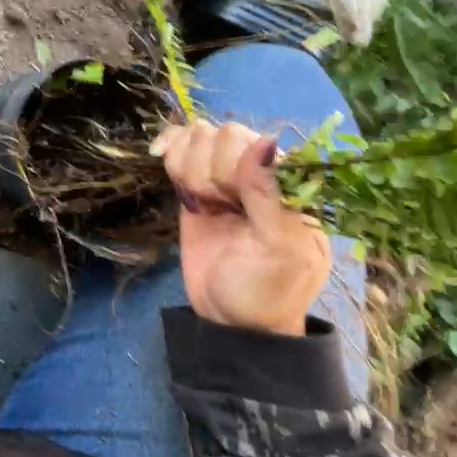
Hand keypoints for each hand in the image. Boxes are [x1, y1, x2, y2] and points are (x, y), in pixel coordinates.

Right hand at [155, 120, 328, 336]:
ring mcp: (224, 176)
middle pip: (222, 135)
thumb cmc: (266, 291)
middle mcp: (259, 173)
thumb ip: (270, 197)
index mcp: (292, 187)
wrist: (231, 320)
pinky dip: (169, 149)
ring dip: (189, 168)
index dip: (236, 165)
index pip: (256, 142)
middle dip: (211, 171)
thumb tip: (263, 142)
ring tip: (202, 202)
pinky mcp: (195, 183)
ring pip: (197, 137)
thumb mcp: (279, 252)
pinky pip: (179, 145)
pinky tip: (163, 159)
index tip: (234, 202)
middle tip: (220, 208)